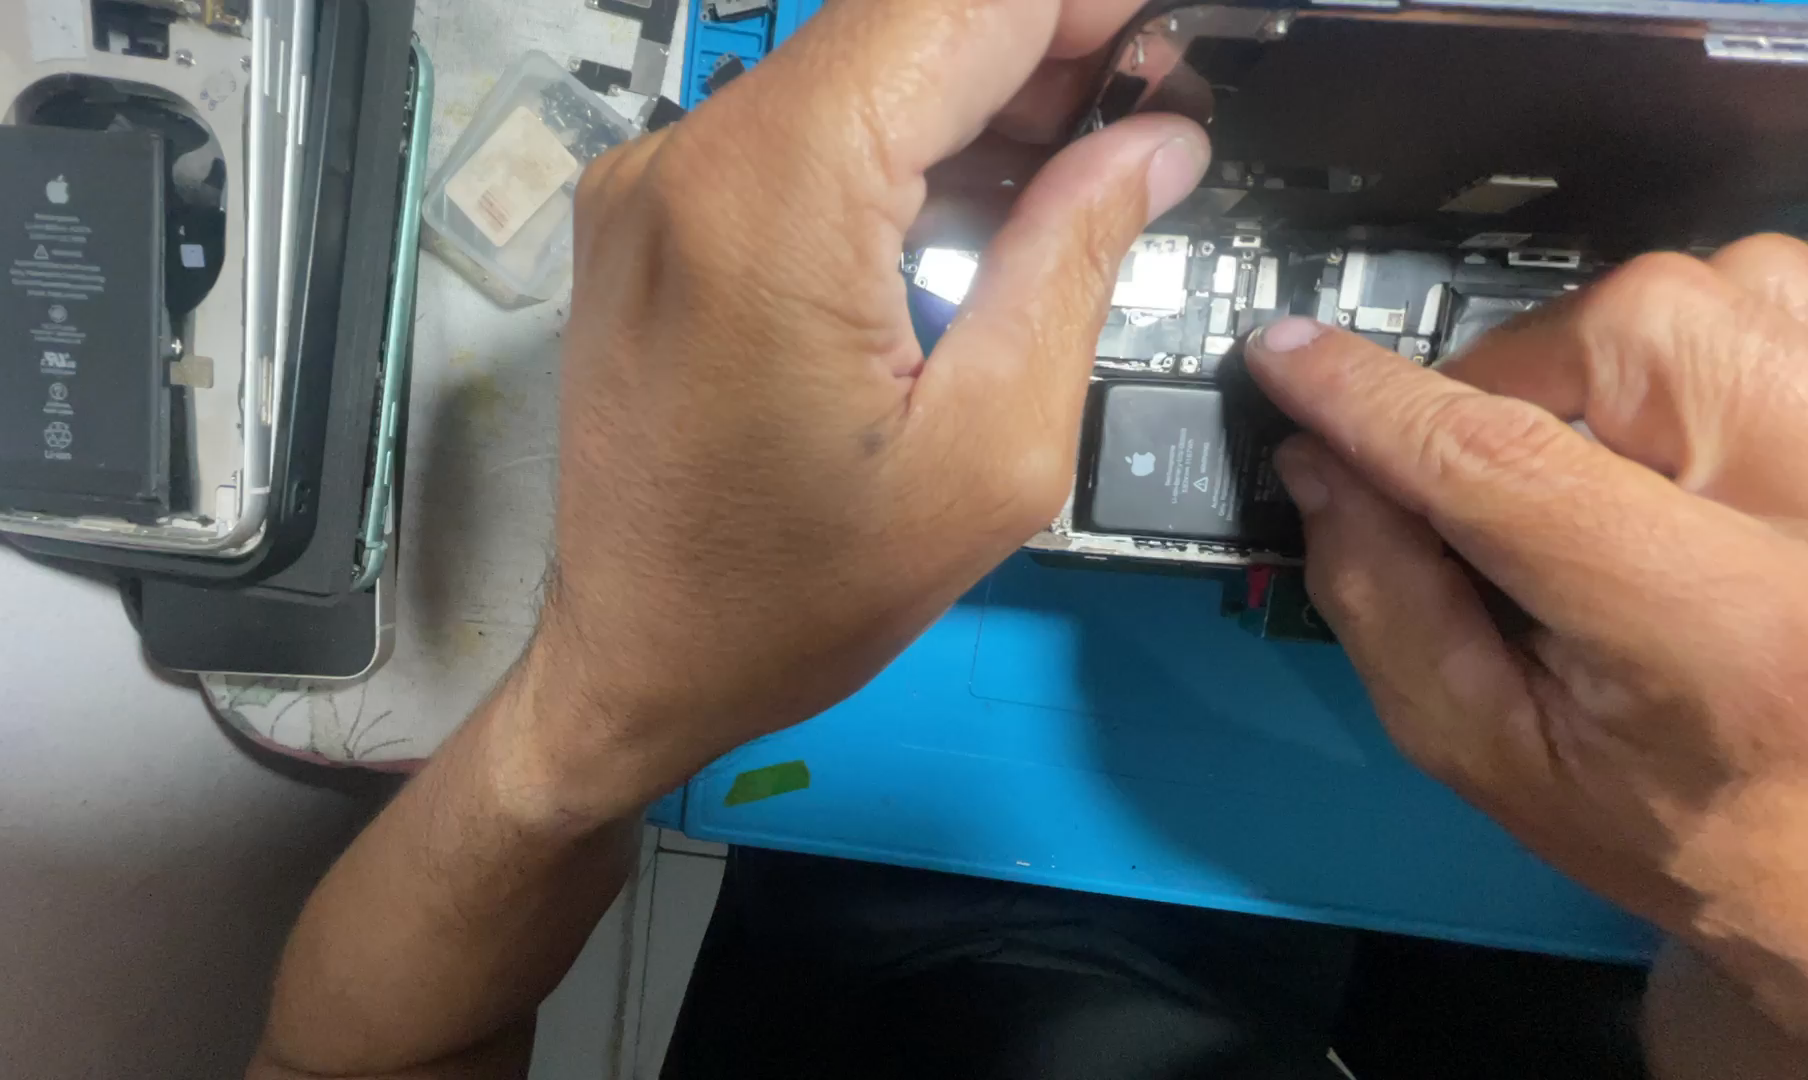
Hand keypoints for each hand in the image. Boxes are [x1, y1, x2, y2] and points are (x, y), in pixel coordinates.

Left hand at [520, 0, 1209, 817]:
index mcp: (775, 200)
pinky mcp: (643, 231)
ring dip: (961, 113)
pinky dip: (884, 161)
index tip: (1163, 64)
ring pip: (845, 79)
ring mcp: (648, 189)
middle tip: (1127, 136)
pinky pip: (789, 144)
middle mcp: (686, 160)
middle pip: (899, 25)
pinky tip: (947, 226)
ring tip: (1052, 192)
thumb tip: (1149, 147)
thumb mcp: (988, 457)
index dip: (1087, 6)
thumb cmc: (802, 596)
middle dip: (1033, 56)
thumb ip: (1074, 266)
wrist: (643, 658)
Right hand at [1247, 235, 1807, 1045]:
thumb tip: (1315, 463)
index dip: (1368, 399)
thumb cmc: (1653, 816)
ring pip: (1718, 289)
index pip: (1498, 463)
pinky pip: (1790, 290)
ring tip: (1584, 447)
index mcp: (1716, 631)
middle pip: (1631, 333)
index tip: (1283, 353)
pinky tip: (1671, 423)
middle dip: (1504, 372)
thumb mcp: (1469, 735)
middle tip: (1473, 455)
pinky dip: (1692, 335)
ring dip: (1595, 355)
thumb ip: (1375, 597)